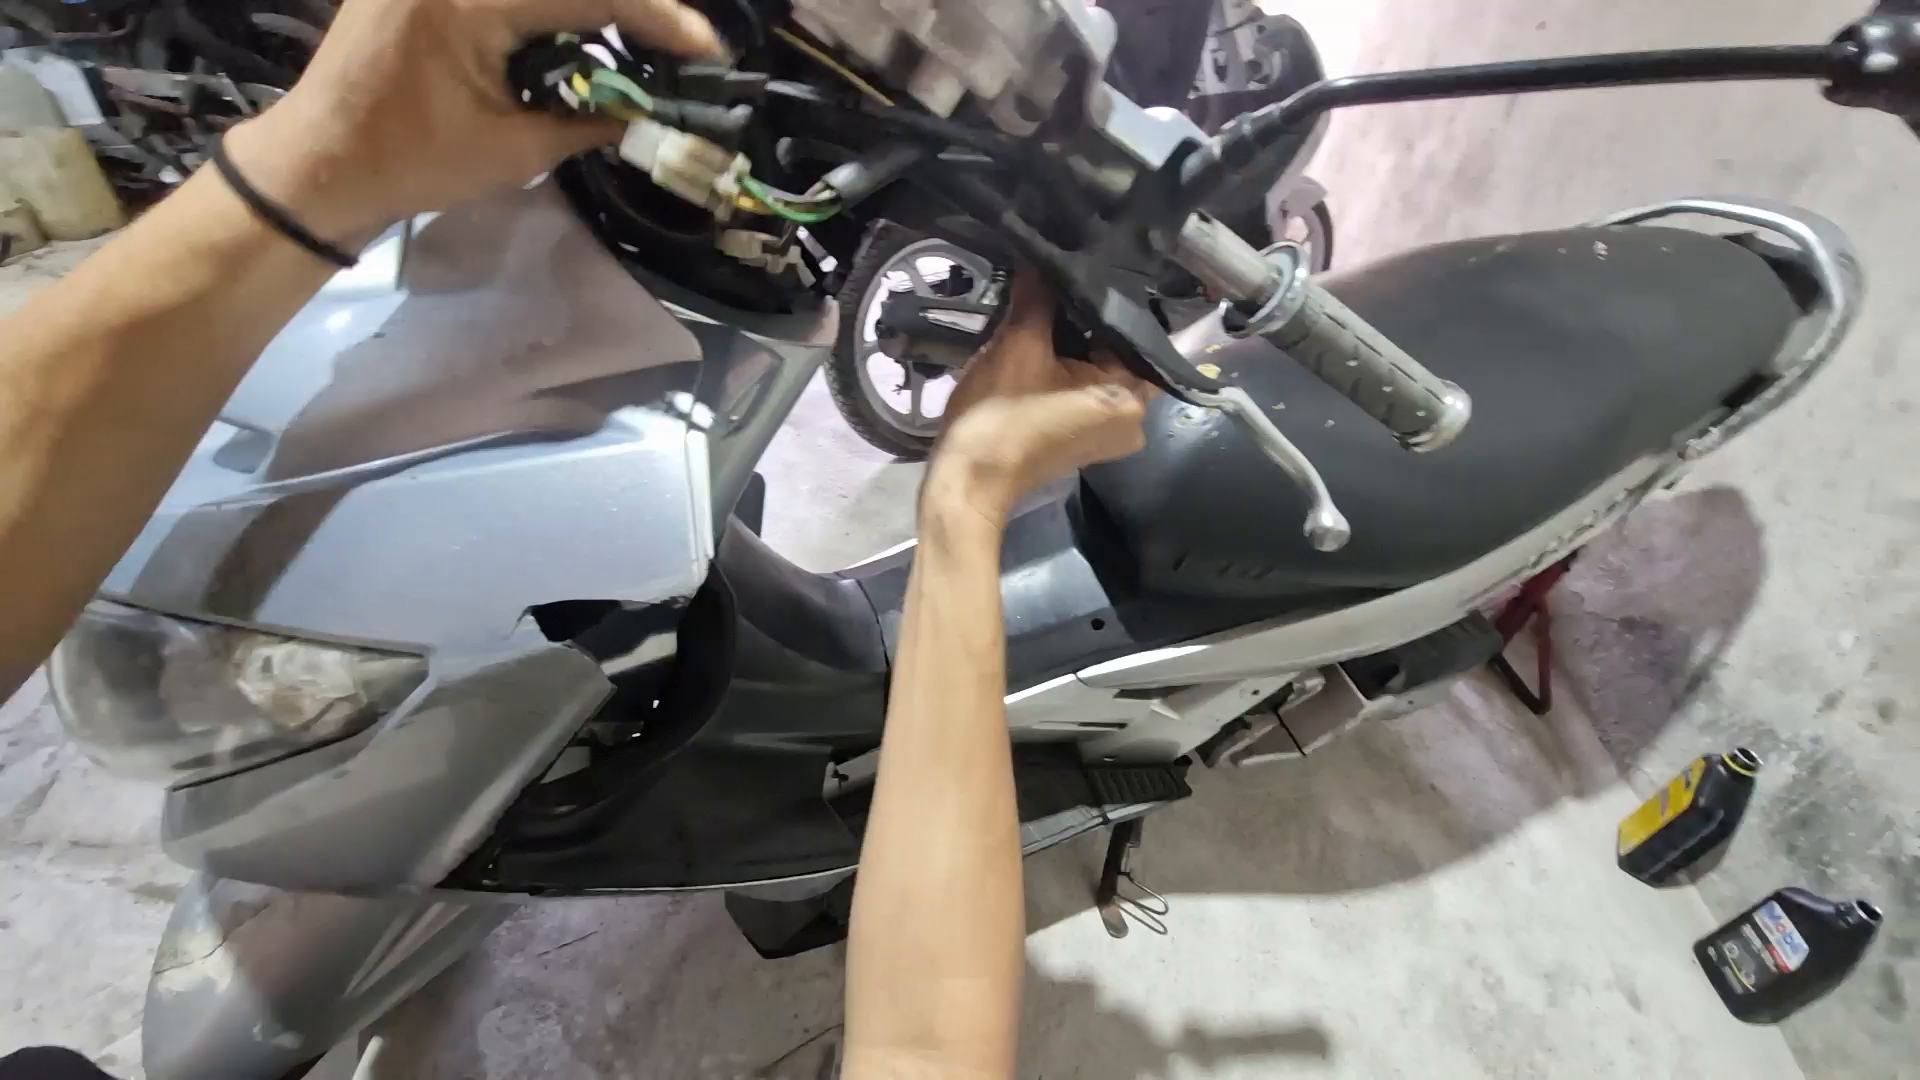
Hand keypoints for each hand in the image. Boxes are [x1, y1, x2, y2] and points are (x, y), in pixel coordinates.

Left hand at [222, 0, 722, 242]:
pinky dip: (559, 11)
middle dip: (635, 7)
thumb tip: (646, 115)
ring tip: (649, 40)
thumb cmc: (419, 162)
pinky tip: (591, 34)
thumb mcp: (518, 150)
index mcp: (468, 2)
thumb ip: (587, 121)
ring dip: (599, 7)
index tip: (706, 46)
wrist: (326, 158)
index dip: (656, 17)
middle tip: (685, 43)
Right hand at [926, 272, 1153, 528]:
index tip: (1087, 266)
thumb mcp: (1019, 344)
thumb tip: (1040, 256)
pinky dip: (1070, 371)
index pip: (1137, 328)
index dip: (1109, 295)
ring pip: (1101, 371)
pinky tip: (1045, 346)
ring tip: (1051, 306)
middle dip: (1090, 322)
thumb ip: (1038, 295)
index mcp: (1133, 396)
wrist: (969, 480)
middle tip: (1064, 281)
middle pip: (1119, 351)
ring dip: (1077, 345)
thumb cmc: (1001, 414)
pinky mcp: (1085, 441)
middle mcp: (1134, 419)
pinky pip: (1087, 393)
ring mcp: (1110, 434)